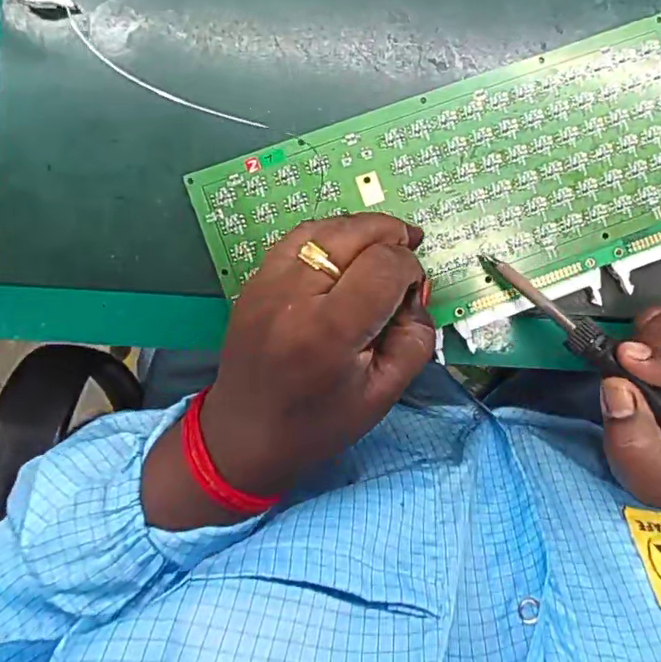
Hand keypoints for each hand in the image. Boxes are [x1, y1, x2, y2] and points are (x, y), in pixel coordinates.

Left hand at [143, 213, 433, 527]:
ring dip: (361, 228)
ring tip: (383, 243)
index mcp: (328, 332)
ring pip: (324, 227)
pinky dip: (329, 234)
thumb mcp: (384, 393)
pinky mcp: (254, 281)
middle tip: (409, 247)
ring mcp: (267, 284)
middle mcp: (293, 297)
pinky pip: (297, 237)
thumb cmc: (318, 423)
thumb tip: (414, 291)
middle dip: (390, 236)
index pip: (384, 266)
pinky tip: (345, 249)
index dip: (410, 269)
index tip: (413, 292)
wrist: (246, 434)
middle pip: (354, 234)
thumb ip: (415, 337)